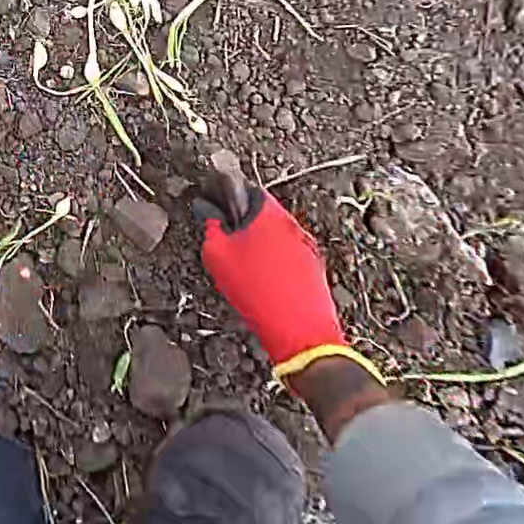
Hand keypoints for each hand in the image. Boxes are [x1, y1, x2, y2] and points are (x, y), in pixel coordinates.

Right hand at [201, 187, 381, 386]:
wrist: (302, 335)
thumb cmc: (258, 291)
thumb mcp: (218, 255)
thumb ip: (211, 228)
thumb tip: (209, 214)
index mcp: (268, 213)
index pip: (245, 188)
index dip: (226, 195)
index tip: (215, 207)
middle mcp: (291, 224)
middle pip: (262, 211)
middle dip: (243, 222)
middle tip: (226, 239)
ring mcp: (306, 246)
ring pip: (275, 233)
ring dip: (259, 242)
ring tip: (244, 265)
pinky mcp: (314, 268)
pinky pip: (287, 253)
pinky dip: (273, 260)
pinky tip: (262, 280)